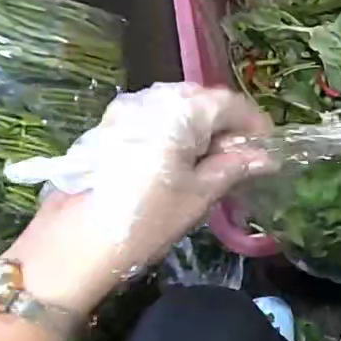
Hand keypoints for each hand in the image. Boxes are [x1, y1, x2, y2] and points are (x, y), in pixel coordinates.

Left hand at [3, 84, 272, 311]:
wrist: (73, 244)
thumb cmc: (145, 220)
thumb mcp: (199, 195)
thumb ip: (234, 167)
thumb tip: (265, 156)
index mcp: (180, 110)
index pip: (230, 103)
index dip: (254, 124)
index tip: (267, 149)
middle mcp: (153, 97)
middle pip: (203, 100)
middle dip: (227, 125)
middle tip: (240, 160)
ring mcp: (127, 108)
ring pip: (178, 108)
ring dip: (200, 128)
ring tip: (210, 163)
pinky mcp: (110, 124)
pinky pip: (155, 117)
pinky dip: (175, 132)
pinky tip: (177, 161)